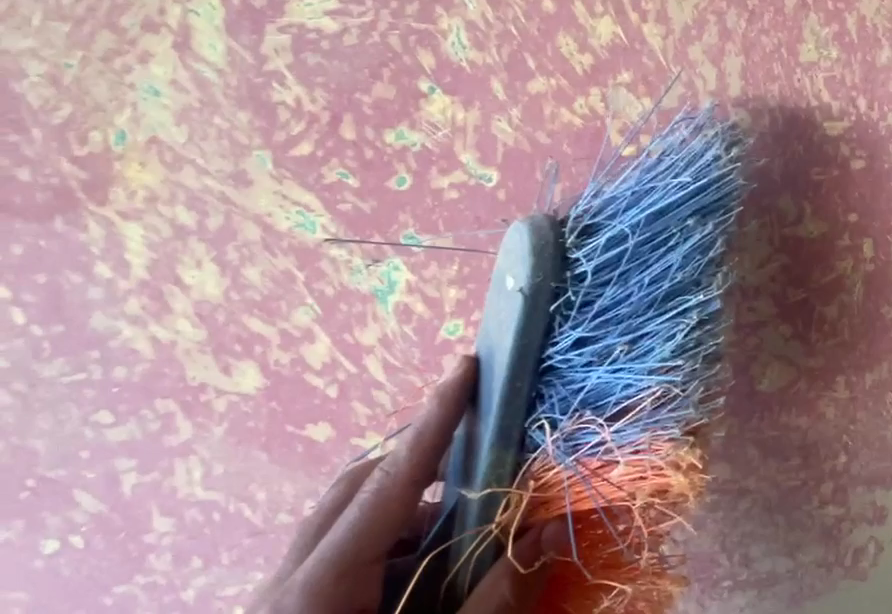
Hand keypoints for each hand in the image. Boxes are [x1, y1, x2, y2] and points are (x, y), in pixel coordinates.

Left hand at [251, 356, 567, 613]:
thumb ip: (493, 597)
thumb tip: (554, 529)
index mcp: (322, 584)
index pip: (393, 477)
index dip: (435, 418)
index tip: (466, 364)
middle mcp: (288, 579)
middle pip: (357, 486)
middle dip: (419, 458)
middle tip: (477, 452)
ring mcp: (276, 597)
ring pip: (342, 519)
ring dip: (405, 508)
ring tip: (456, 527)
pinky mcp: (281, 612)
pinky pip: (335, 553)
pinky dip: (385, 544)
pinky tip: (417, 574)